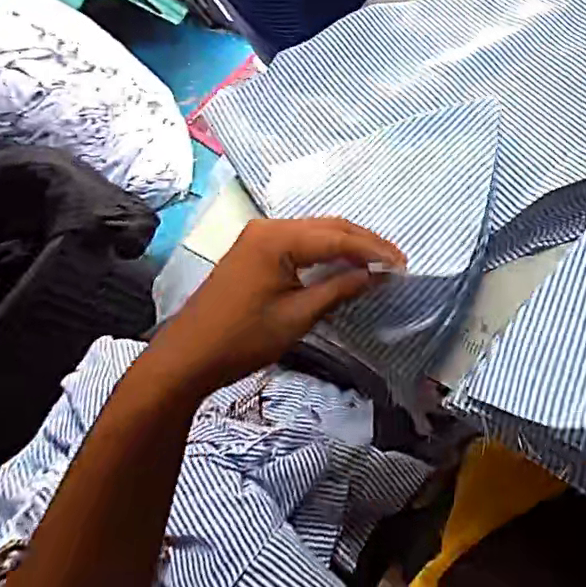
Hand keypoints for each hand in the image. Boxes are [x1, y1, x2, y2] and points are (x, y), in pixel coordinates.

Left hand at [153, 217, 404, 396]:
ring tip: (378, 261)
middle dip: (364, 243)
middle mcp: (269, 227)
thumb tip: (374, 275)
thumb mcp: (297, 316)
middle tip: (396, 260)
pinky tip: (344, 262)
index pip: (337, 237)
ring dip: (347, 244)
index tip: (401, 264)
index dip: (373, 250)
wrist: (184, 359)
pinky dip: (326, 250)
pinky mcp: (255, 249)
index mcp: (277, 238)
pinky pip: (301, 241)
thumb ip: (339, 289)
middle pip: (328, 227)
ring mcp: (259, 236)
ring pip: (316, 231)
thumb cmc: (241, 340)